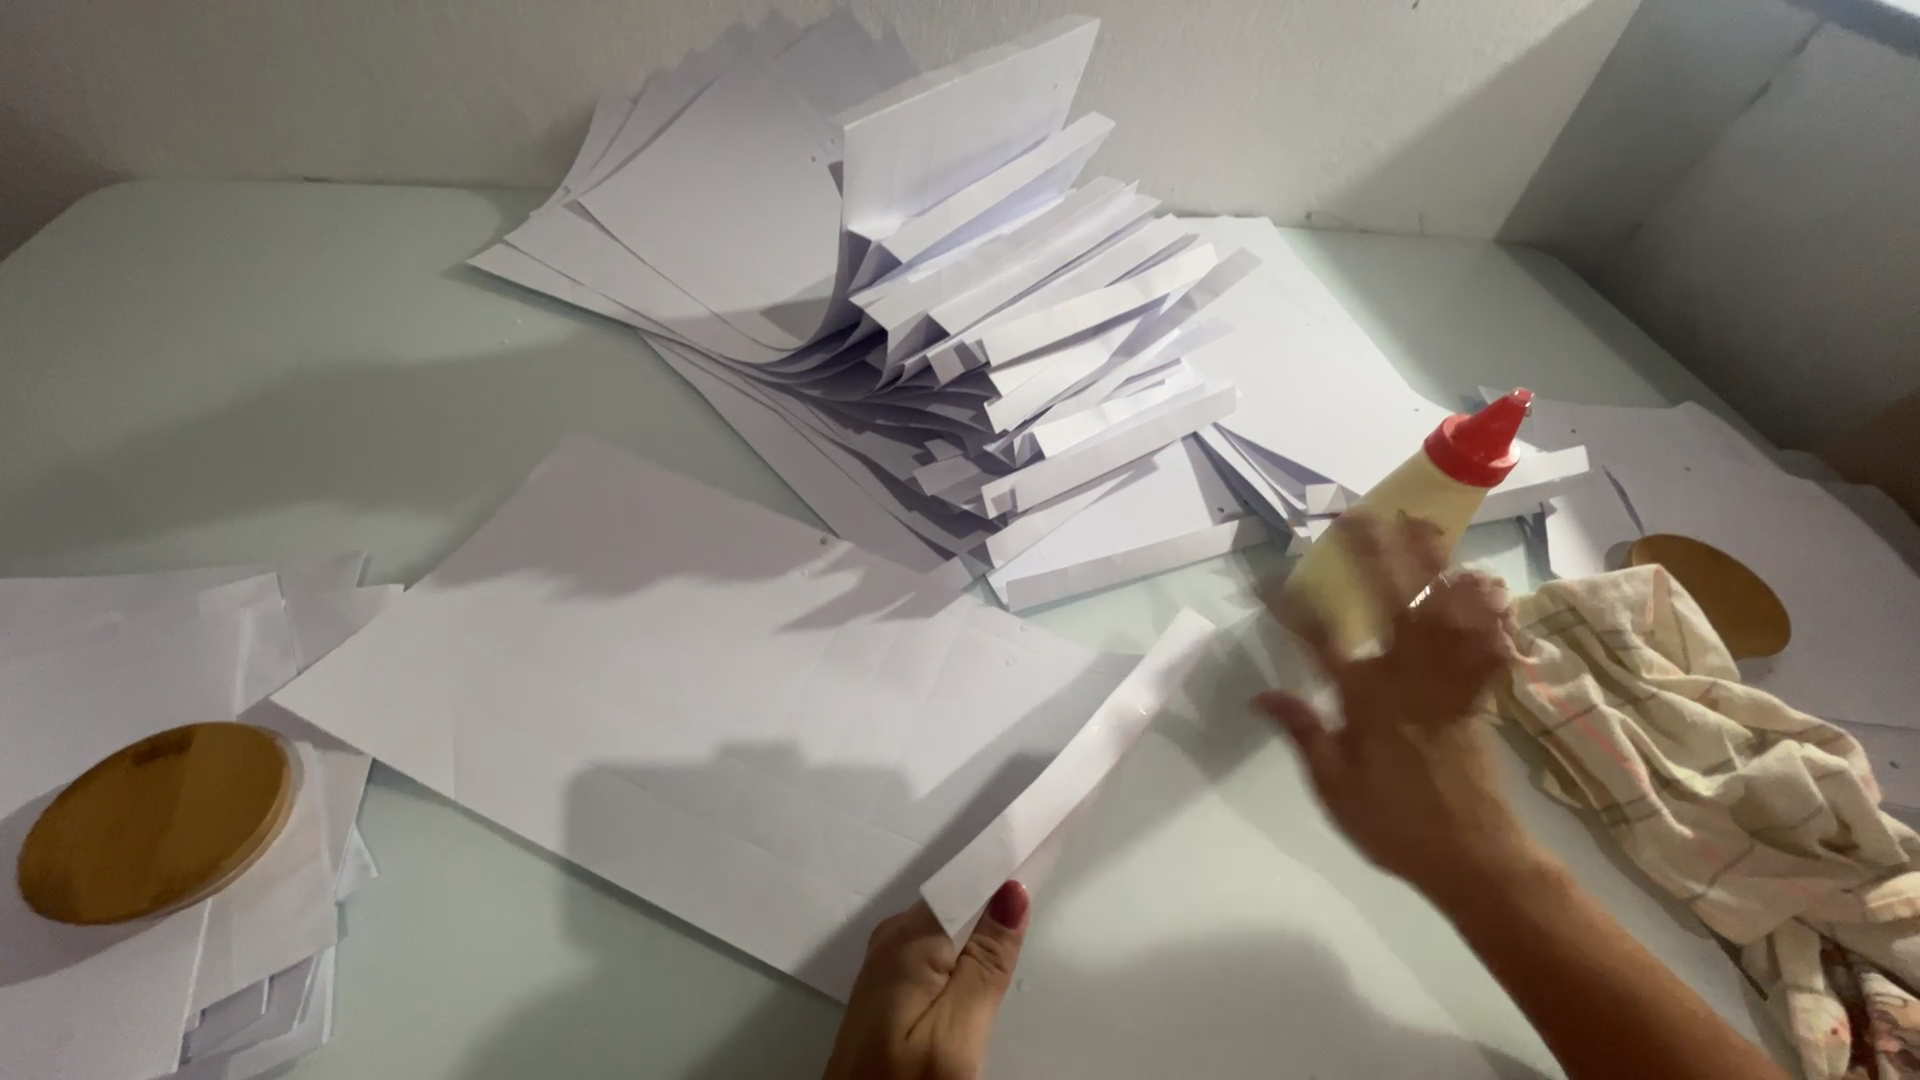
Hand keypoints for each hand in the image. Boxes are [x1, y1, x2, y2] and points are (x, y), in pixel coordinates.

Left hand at [823, 882, 1029, 1079]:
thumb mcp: (956, 1034)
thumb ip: (986, 963)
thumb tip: (1012, 890)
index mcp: (908, 938)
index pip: (966, 883)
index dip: (1003, 872)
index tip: (1041, 856)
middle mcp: (893, 937)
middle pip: (959, 902)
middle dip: (995, 905)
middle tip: (1038, 904)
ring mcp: (888, 961)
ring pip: (949, 927)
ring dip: (981, 930)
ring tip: (1018, 933)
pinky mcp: (891, 986)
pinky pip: (936, 949)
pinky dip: (963, 952)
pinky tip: (981, 966)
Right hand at [1256, 513, 1542, 898]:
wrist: (1478, 860)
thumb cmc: (1394, 824)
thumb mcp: (1333, 787)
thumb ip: (1302, 732)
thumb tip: (1262, 693)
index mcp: (1368, 701)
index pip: (1321, 639)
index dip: (1290, 605)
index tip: (1263, 581)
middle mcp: (1411, 680)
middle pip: (1395, 604)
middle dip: (1374, 556)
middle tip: (1357, 518)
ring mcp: (1452, 683)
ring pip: (1446, 611)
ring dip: (1433, 565)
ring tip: (1422, 526)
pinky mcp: (1480, 695)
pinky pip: (1488, 643)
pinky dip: (1487, 610)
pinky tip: (1482, 582)